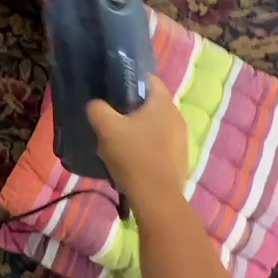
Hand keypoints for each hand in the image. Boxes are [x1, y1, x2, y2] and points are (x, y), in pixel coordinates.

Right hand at [88, 85, 189, 211]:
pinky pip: (159, 143)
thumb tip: (96, 105)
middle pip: (150, 103)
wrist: (156, 198)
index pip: (148, 79)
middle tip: (109, 115)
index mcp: (163, 103)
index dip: (128, 80)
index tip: (110, 89)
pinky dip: (144, 145)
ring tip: (116, 139)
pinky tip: (130, 157)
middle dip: (129, 107)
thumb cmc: (133, 155)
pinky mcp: (179, 158)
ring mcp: (181, 139)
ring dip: (137, 128)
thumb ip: (97, 108)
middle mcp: (177, 117)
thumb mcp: (106, 127)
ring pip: (154, 124)